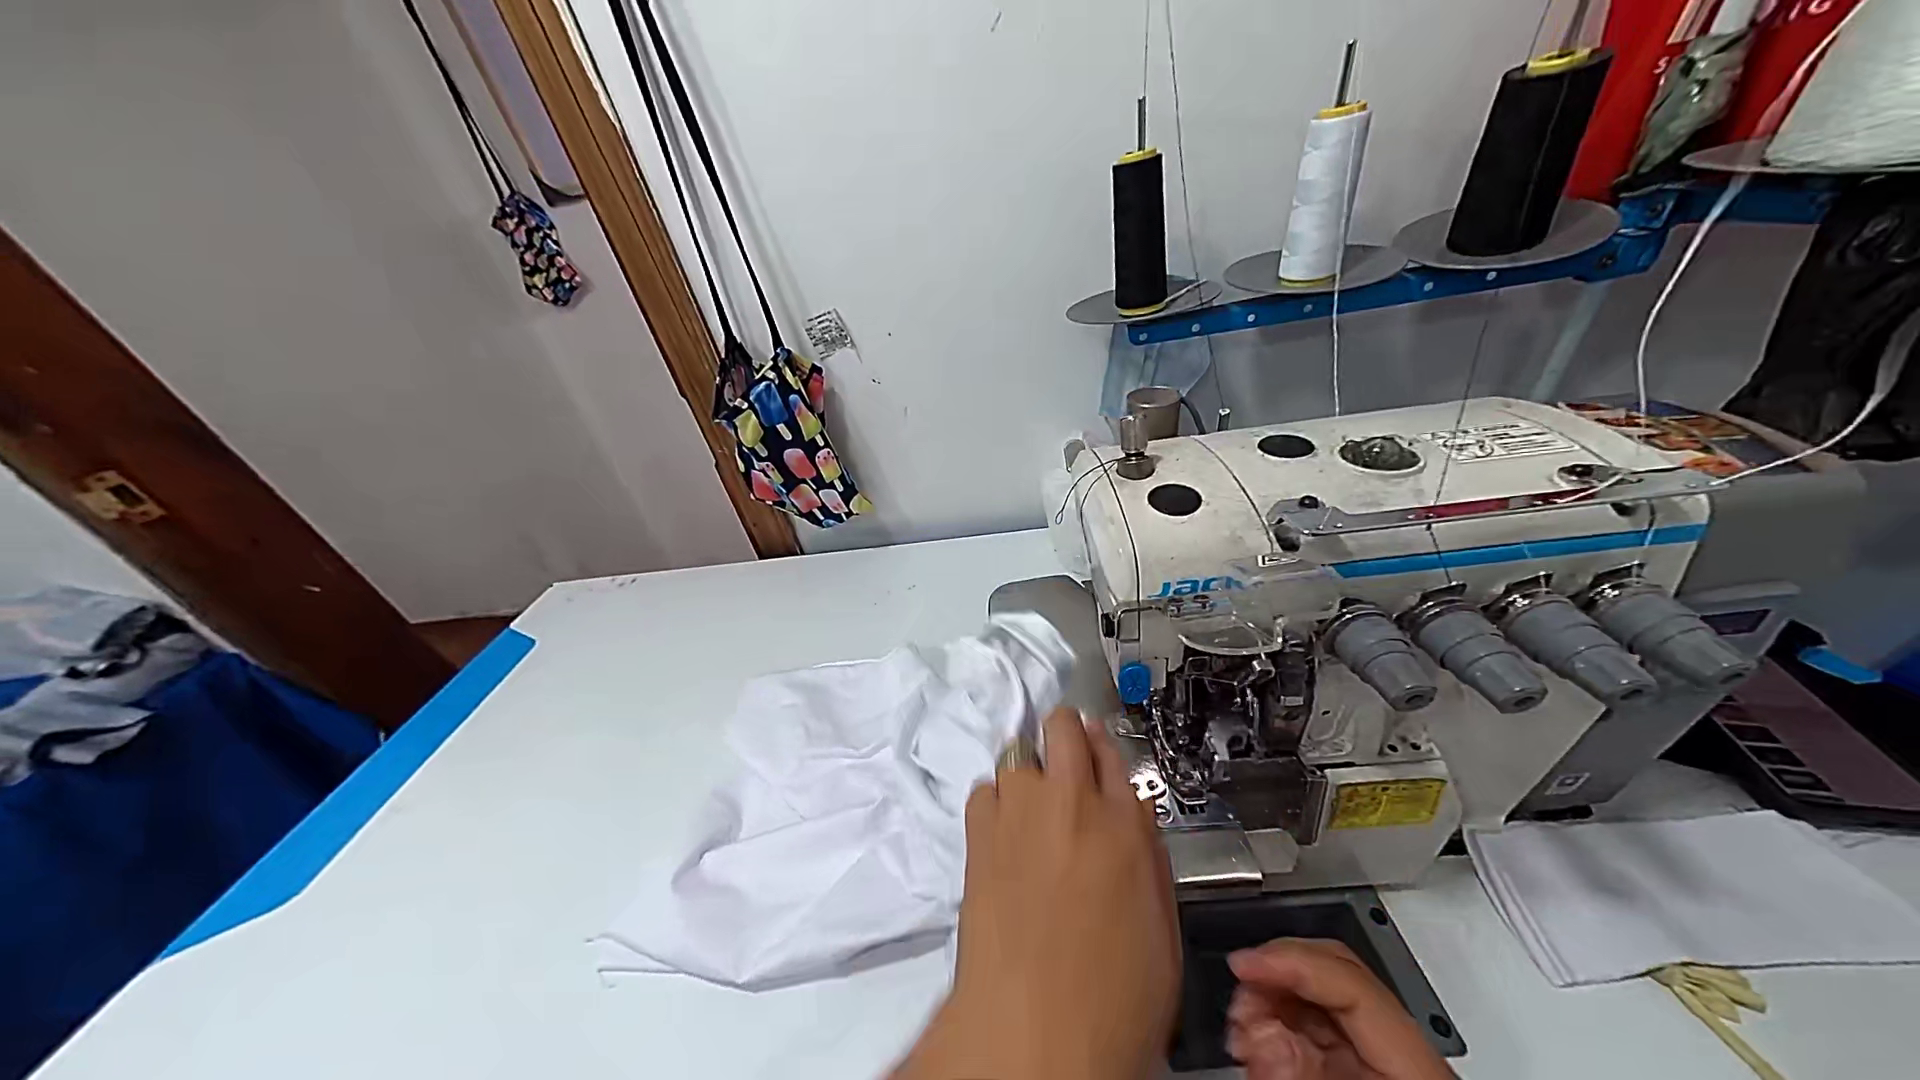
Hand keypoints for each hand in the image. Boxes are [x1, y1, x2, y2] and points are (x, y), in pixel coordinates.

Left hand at [892, 707, 1179, 1079]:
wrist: (1036, 1029)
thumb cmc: (1113, 996)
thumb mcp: (1160, 926)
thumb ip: (1146, 855)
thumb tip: (1130, 816)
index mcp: (1126, 824)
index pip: (1113, 753)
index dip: (1103, 748)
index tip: (1096, 749)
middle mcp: (1073, 802)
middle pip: (1063, 727)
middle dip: (1064, 733)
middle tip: (1063, 758)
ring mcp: (1022, 811)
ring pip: (1019, 754)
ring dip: (1028, 772)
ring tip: (1031, 810)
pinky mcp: (980, 832)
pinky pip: (985, 790)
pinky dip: (995, 802)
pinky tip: (1004, 833)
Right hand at [1227, 939, 1454, 1079]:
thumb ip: (1295, 1075)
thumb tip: (1260, 1032)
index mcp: (1417, 1073)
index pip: (1350, 983)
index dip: (1290, 963)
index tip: (1242, 965)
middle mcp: (1404, 1057)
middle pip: (1334, 972)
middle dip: (1276, 975)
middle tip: (1239, 996)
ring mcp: (1382, 1061)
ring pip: (1317, 991)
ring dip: (1269, 997)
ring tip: (1243, 1028)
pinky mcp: (1358, 1070)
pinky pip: (1311, 1021)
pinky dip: (1275, 1020)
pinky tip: (1256, 1040)